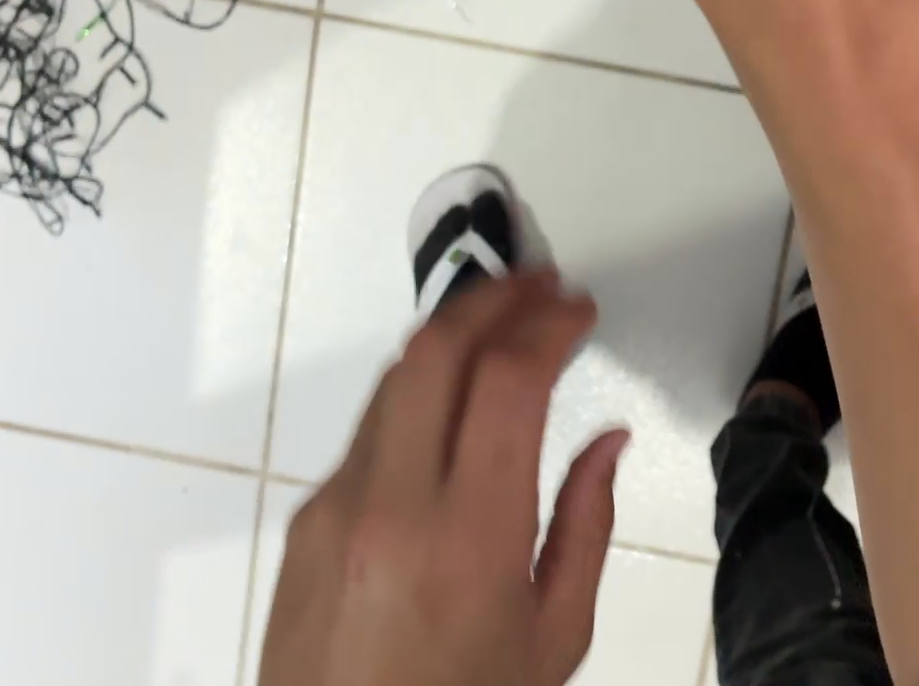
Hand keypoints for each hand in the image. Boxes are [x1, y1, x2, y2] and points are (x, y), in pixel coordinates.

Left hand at [259, 272, 629, 685]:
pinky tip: (461, 390)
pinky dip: (427, 381)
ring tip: (507, 310)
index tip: (582, 308)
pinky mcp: (309, 513)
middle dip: (494, 295)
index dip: (549, 325)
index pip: (507, 383)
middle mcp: (390, 503)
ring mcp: (336, 502)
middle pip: (435, 350)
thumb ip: (588, 524)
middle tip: (542, 280)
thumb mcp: (556, 638)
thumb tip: (609, 437)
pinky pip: (376, 420)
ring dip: (456, 326)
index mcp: (468, 540)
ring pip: (398, 372)